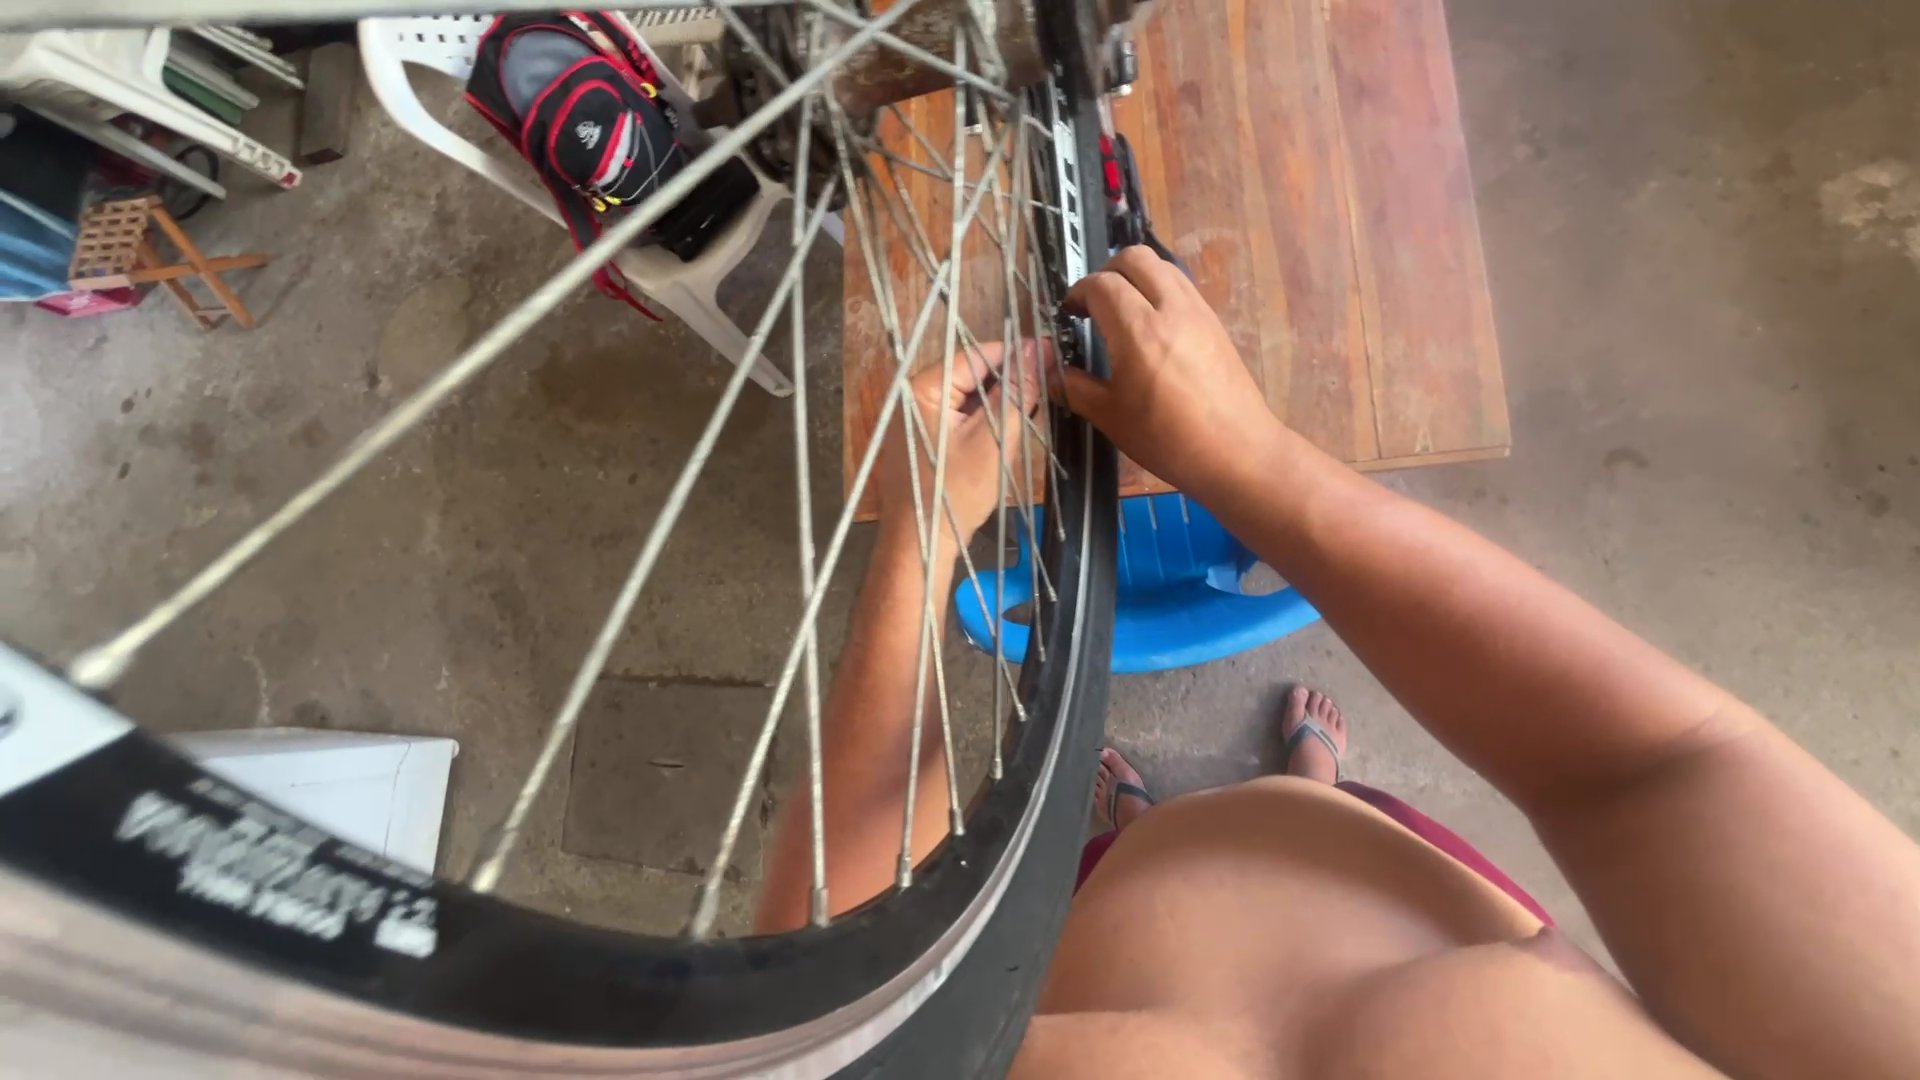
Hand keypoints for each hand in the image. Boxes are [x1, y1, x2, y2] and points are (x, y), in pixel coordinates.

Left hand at [876, 339, 1044, 548]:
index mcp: (924, 387)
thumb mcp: (995, 440)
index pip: (978, 354)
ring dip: (996, 406)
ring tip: (1027, 418)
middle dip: (1007, 383)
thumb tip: (1037, 348)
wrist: (920, 544)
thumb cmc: (957, 494)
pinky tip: (1001, 438)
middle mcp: (912, 395)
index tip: (1051, 356)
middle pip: (970, 374)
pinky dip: (980, 423)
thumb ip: (1017, 391)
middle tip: (1043, 394)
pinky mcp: (919, 439)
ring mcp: (912, 418)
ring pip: (965, 398)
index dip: (1016, 354)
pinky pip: (955, 418)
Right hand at [1057, 246, 1283, 496]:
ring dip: (1135, 277)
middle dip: (1106, 273)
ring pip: (1161, 266)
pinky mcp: (1214, 321)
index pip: (1101, 285)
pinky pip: (1181, 286)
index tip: (1068, 314)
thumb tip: (1052, 372)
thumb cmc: (1167, 439)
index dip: (1078, 293)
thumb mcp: (1110, 417)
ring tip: (1121, 311)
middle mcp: (1170, 308)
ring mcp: (1197, 311)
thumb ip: (1075, 387)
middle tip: (1093, 304)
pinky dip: (1158, 290)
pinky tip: (1150, 326)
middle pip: (1134, 259)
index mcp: (1139, 330)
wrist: (1235, 452)